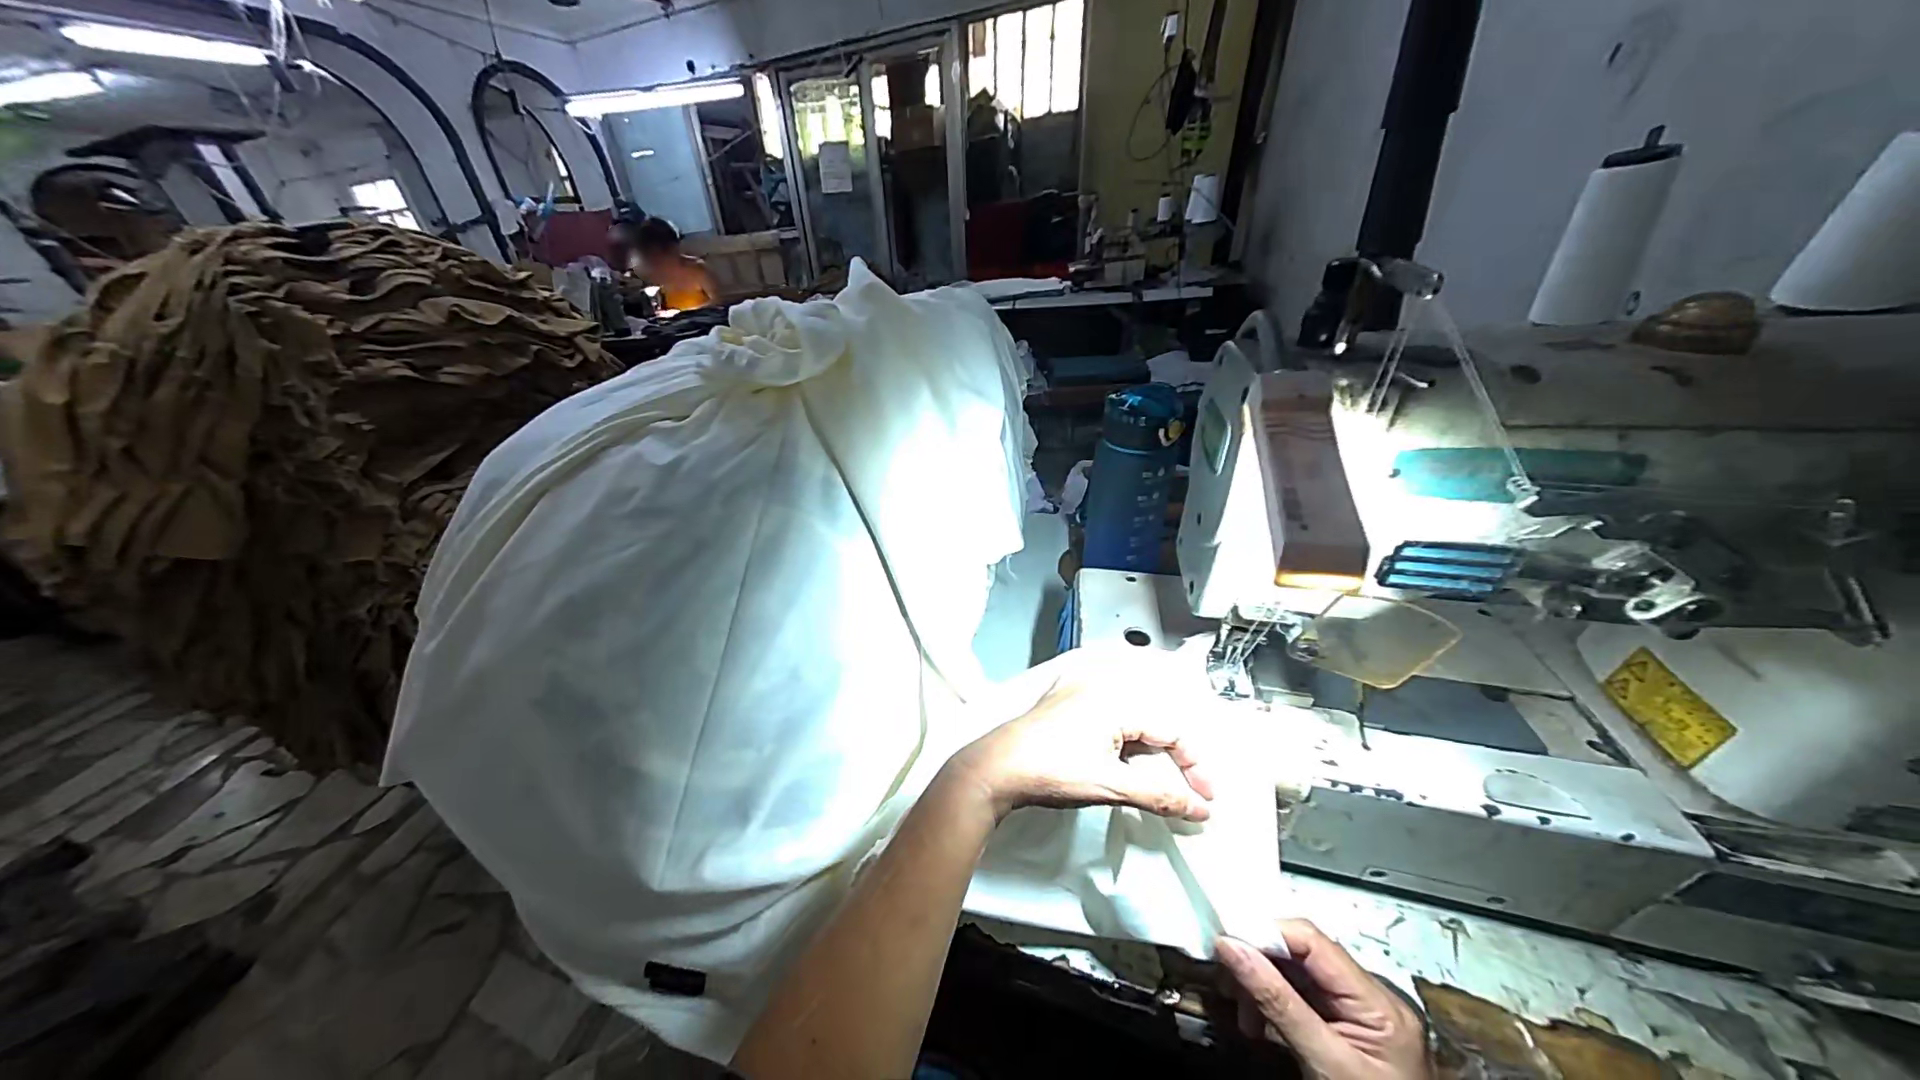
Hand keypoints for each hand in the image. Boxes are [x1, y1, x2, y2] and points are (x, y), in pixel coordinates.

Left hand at [944, 674, 1213, 822]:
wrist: (995, 768)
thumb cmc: (1047, 770)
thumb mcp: (1111, 785)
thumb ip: (1159, 795)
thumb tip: (1196, 807)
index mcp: (1116, 698)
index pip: (1172, 730)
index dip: (1193, 766)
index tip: (1202, 795)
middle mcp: (1099, 683)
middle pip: (1154, 717)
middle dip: (1172, 753)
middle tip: (1182, 785)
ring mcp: (1078, 687)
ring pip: (1132, 710)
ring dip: (1147, 742)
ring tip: (1149, 773)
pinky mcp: (1063, 697)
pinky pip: (1108, 705)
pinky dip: (1123, 729)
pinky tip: (1119, 750)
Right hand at [1215, 921, 1429, 1079]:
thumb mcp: (1322, 1062)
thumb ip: (1277, 1001)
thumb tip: (1229, 945)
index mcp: (1378, 1002)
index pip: (1313, 941)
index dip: (1266, 933)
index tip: (1225, 945)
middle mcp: (1371, 996)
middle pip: (1302, 953)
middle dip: (1259, 963)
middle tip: (1226, 983)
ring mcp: (1359, 1012)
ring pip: (1296, 974)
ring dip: (1260, 986)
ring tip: (1243, 1016)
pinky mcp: (1345, 1026)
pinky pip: (1301, 997)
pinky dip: (1272, 1003)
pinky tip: (1256, 1023)